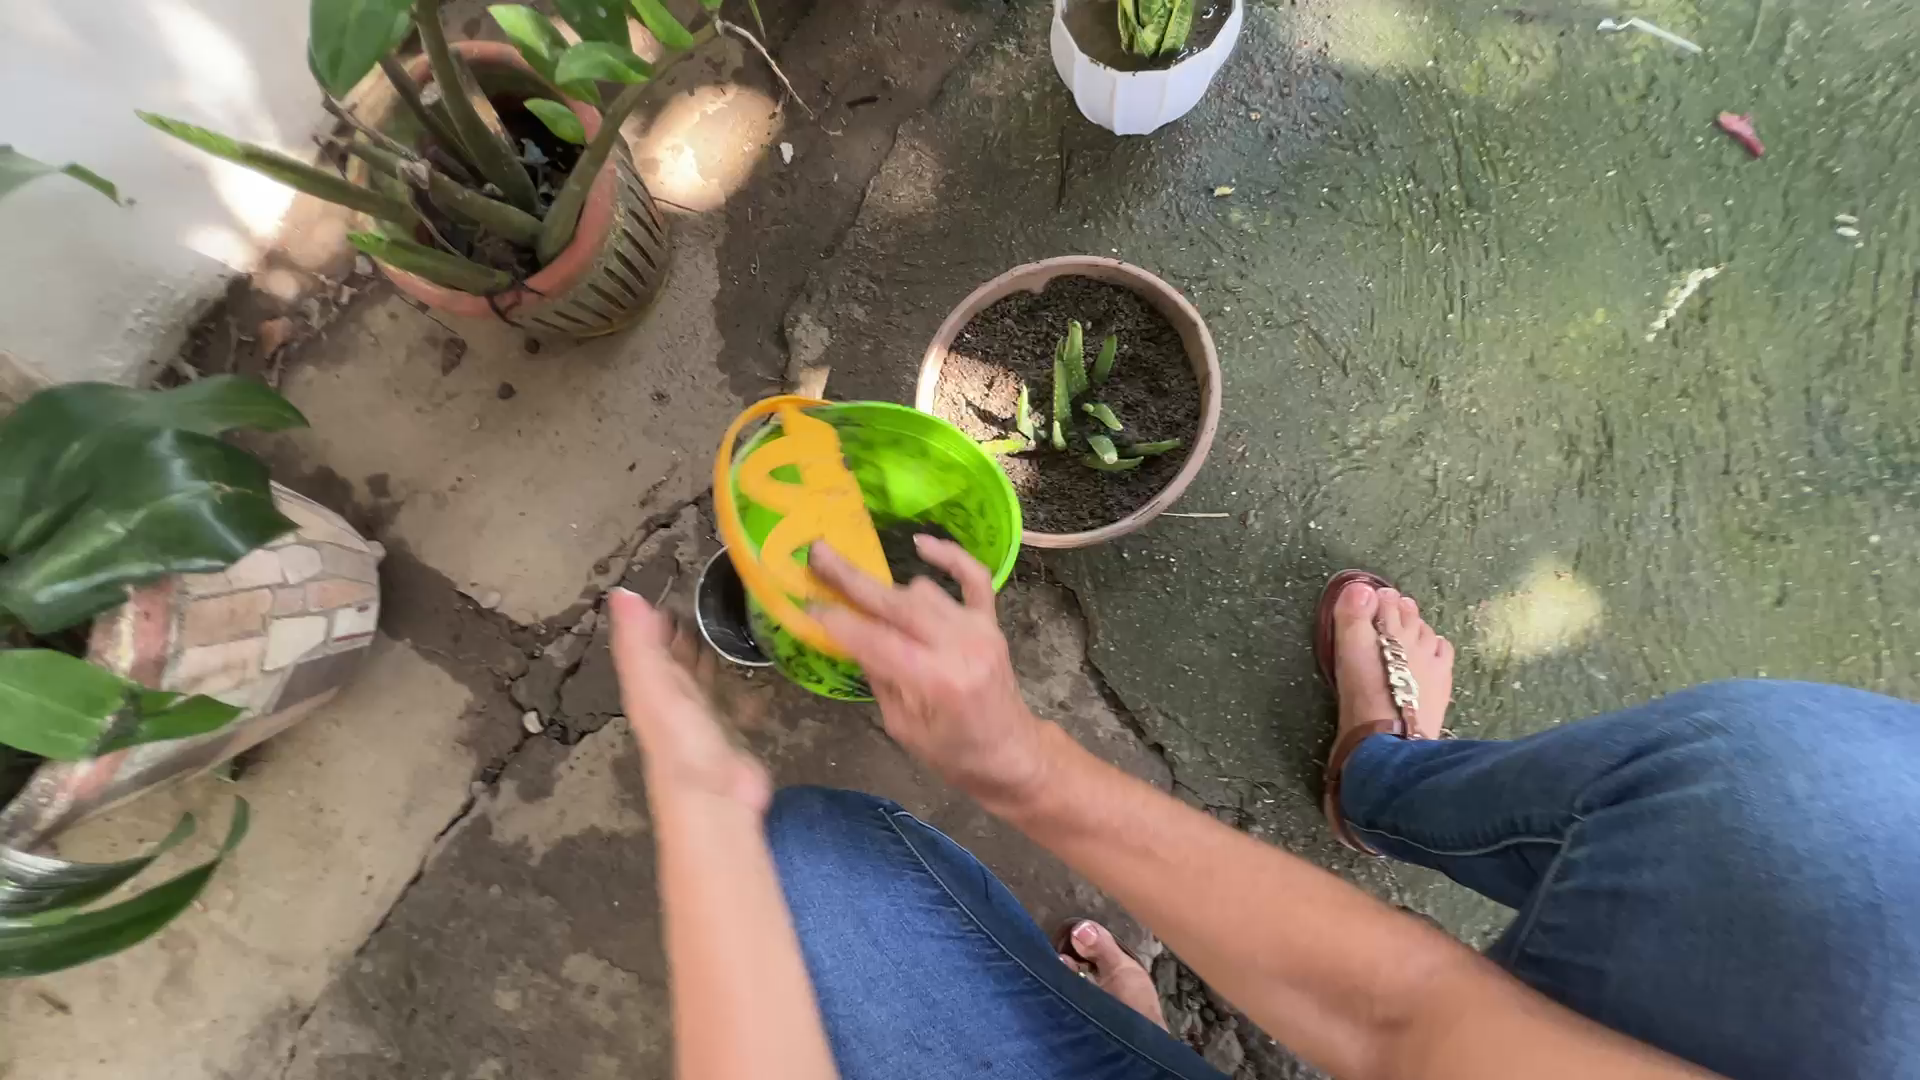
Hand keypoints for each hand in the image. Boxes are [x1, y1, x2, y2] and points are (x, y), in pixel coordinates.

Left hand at [606, 588, 770, 812]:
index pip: (649, 646)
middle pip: (675, 663)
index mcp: (651, 689)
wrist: (716, 800)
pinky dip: (740, 690)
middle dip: (684, 636)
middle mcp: (673, 702)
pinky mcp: (730, 734)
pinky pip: (732, 702)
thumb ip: (639, 642)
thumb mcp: (655, 686)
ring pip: (702, 680)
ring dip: (708, 658)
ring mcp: (702, 720)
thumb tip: (621, 593)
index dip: (655, 621)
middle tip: (702, 605)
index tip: (671, 591)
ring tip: (725, 632)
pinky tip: (754, 682)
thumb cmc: (684, 741)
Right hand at [810, 537, 1052, 810]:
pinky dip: (950, 557)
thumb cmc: (954, 753)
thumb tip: (850, 634)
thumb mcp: (902, 726)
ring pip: (923, 591)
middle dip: (853, 580)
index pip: (877, 641)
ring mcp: (979, 628)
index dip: (840, 622)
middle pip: (898, 604)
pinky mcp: (991, 621)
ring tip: (863, 594)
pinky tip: (922, 543)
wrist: (1011, 752)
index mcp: (937, 681)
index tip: (808, 604)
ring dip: (890, 591)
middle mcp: (960, 646)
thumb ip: (878, 676)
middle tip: (819, 555)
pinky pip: (974, 578)